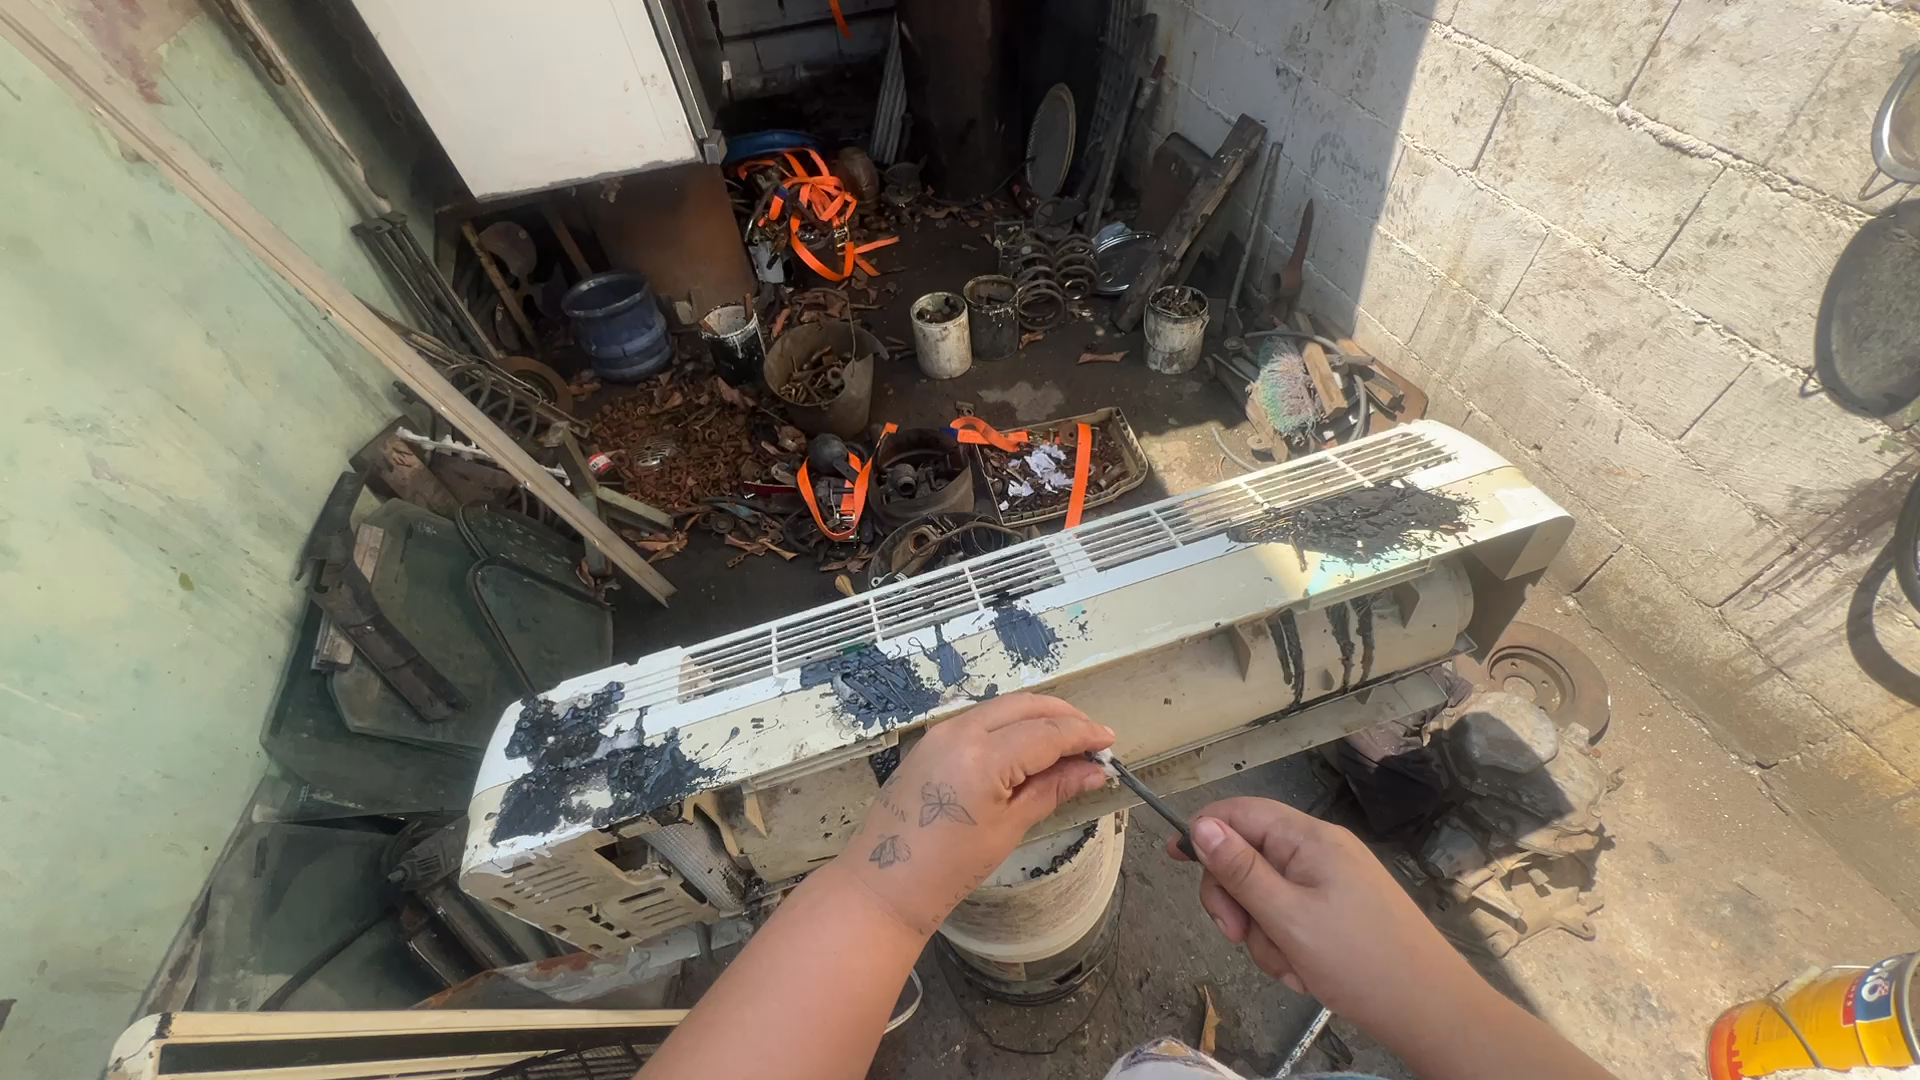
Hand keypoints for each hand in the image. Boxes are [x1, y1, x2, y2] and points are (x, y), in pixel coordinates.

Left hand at [831, 694, 1113, 936]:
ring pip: (1003, 707)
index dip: (1083, 734)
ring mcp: (942, 730)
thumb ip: (1053, 789)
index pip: (1046, 732)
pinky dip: (1011, 724)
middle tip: (1094, 738)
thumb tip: (1094, 771)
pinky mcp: (932, 738)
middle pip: (1025, 705)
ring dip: (1038, 716)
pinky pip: (982, 719)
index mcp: (983, 756)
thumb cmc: (951, 866)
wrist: (886, 883)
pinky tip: (1029, 744)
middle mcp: (961, 730)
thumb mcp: (1010, 827)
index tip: (1110, 741)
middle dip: (1064, 716)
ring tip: (1068, 741)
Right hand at [1167, 798, 1485, 1037]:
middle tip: (1237, 937)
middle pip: (1248, 854)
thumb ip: (1240, 870)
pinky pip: (1290, 914)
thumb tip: (1199, 823)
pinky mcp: (1339, 909)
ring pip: (1265, 892)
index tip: (1174, 861)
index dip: (1203, 832)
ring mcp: (1331, 880)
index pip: (1239, 813)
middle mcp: (1318, 849)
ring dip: (1263, 930)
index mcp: (1308, 838)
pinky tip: (1305, 970)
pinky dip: (1286, 942)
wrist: (1439, 1017)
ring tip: (1289, 965)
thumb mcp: (1288, 918)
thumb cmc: (1362, 963)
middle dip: (1236, 897)